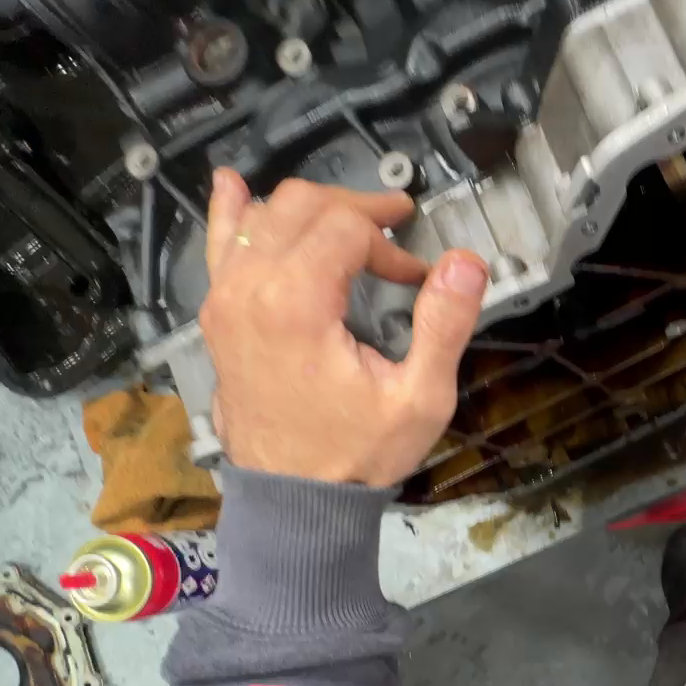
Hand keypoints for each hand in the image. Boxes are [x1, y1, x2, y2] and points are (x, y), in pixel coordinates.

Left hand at [199, 169, 488, 486]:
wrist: (298, 497)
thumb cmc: (361, 451)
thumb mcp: (421, 398)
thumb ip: (443, 326)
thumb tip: (466, 263)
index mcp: (297, 304)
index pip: (345, 228)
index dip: (391, 243)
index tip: (420, 279)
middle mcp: (248, 289)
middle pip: (300, 206)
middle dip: (358, 210)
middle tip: (399, 227)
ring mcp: (224, 300)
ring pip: (261, 217)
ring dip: (313, 209)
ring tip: (354, 220)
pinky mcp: (219, 316)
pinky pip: (221, 246)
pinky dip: (234, 213)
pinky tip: (235, 188)